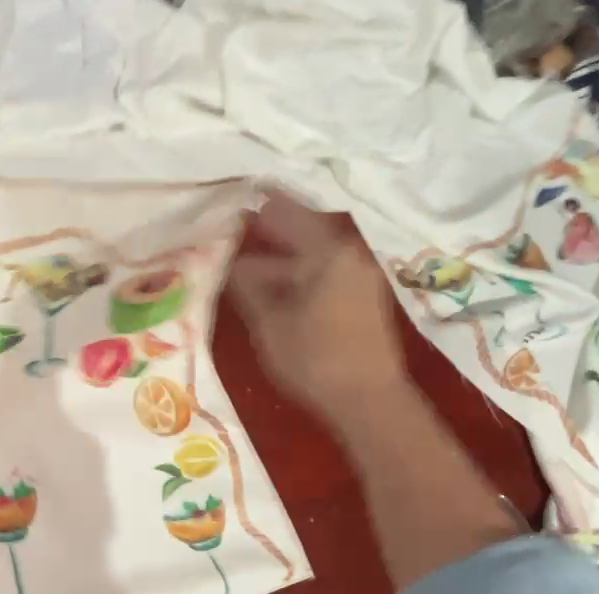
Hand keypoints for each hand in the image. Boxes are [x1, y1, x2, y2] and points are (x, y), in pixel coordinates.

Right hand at [229, 189, 412, 423]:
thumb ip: (250, 287)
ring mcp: (358, 275)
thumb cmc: (314, 360)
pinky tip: (273, 286)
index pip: (289, 213)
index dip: (262, 202)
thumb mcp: (270, 324)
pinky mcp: (360, 297)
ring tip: (246, 261)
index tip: (239, 190)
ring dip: (280, 256)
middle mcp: (347, 254)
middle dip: (268, 232)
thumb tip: (232, 262)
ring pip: (311, 255)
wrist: (367, 398)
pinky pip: (321, 272)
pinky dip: (296, 273)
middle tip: (235, 227)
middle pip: (302, 232)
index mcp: (326, 253)